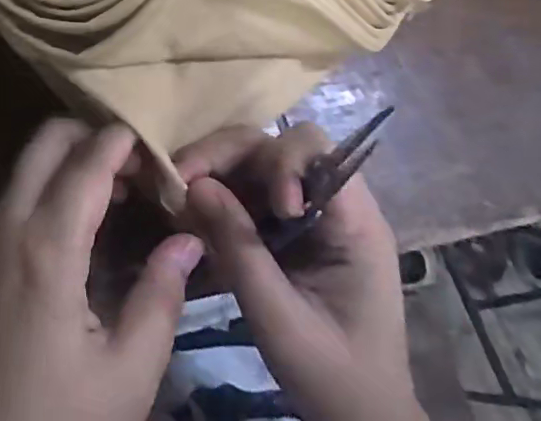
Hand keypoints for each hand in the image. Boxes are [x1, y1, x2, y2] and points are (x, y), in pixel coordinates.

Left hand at [0, 119, 205, 420]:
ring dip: (74, 156)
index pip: (89, 159)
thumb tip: (189, 239)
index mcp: (47, 244)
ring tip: (122, 186)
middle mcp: (11, 222)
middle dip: (95, 134)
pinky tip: (85, 217)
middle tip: (139, 163)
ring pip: (30, 161)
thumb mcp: (124, 376)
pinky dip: (53, 180)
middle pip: (49, 139)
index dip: (127, 142)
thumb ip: (161, 299)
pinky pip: (20, 191)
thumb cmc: (50, 420)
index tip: (164, 149)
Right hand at [175, 123, 422, 420]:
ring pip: (255, 163)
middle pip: (275, 146)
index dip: (281, 161)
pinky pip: (249, 191)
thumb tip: (194, 185)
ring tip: (180, 195)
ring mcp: (306, 211)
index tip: (267, 205)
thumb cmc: (332, 376)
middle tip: (182, 178)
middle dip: (227, 155)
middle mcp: (330, 201)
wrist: (360, 420)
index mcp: (353, 220)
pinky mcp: (287, 227)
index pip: (315, 149)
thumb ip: (240, 250)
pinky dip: (219, 196)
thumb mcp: (282, 321)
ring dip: (216, 171)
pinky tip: (195, 215)